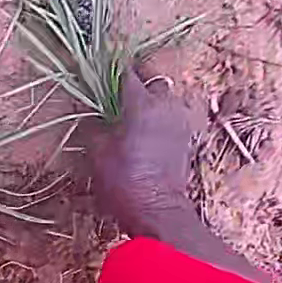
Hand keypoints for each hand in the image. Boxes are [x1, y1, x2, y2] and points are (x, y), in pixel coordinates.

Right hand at [92, 74, 196, 236]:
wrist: (157, 211)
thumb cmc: (124, 182)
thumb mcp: (98, 154)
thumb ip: (96, 129)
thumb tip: (95, 119)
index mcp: (142, 105)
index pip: (127, 76)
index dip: (114, 73)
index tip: (104, 71)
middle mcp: (166, 107)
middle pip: (153, 85)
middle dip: (138, 90)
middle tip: (119, 102)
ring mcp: (180, 124)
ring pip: (166, 103)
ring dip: (151, 107)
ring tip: (132, 122)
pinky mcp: (187, 141)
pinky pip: (171, 122)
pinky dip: (159, 124)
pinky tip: (145, 139)